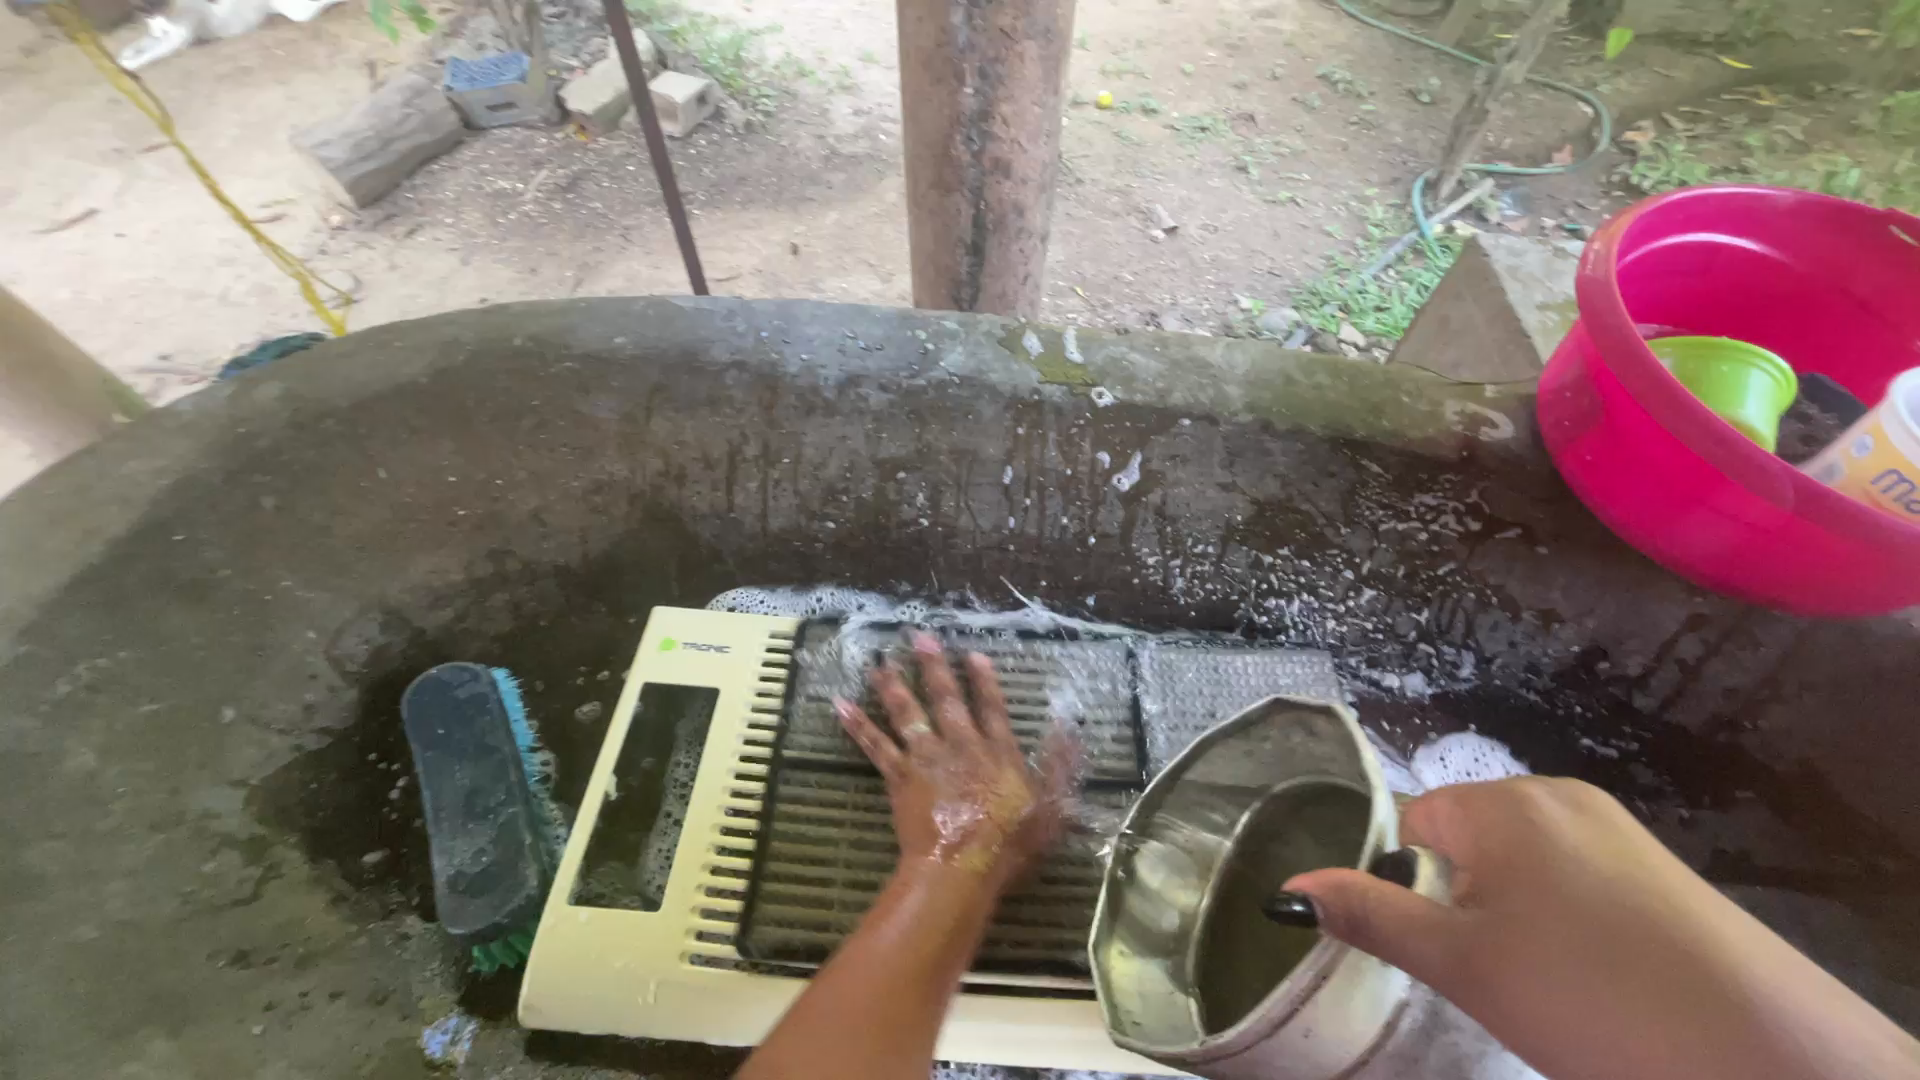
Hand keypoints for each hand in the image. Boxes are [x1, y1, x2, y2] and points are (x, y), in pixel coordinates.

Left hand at [834, 632, 1076, 889]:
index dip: (983, 680)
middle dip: (933, 666)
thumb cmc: (1010, 843)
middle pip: (945, 699)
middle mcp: (960, 744)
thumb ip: (1061, 764)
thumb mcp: (1053, 805)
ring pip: (907, 712)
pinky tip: (840, 704)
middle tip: (918, 636)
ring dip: (893, 684)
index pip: (991, 707)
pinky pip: (875, 745)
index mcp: (997, 751)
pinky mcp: (899, 776)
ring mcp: (926, 758)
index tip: (972, 653)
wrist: (962, 868)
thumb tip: (1069, 725)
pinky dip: (858, 724)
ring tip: (879, 661)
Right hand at [1284, 777, 1919, 1079]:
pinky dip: (1567, 918)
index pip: (1411, 825)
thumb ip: (1368, 914)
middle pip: (1465, 840)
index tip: (1449, 948)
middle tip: (1498, 971)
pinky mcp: (1663, 868)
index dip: (1414, 887)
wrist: (1783, 1068)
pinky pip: (1575, 877)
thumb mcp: (1461, 964)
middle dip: (1464, 900)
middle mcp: (1556, 793)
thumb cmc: (1589, 997)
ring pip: (1520, 863)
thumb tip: (1283, 889)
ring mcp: (1617, 827)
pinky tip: (1600, 974)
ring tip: (1551, 981)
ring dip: (1513, 912)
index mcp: (1501, 801)